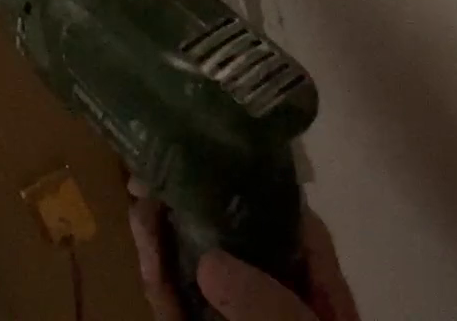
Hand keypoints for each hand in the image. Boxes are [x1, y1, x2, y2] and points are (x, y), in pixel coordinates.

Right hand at [127, 181, 359, 320]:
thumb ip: (269, 310)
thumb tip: (209, 261)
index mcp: (314, 288)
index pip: (288, 220)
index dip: (250, 181)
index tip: (205, 151)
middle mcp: (273, 292)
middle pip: (230, 233)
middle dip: (188, 202)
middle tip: (152, 177)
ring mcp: (233, 315)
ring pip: (195, 261)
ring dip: (165, 232)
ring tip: (141, 207)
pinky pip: (177, 301)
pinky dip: (159, 276)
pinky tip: (146, 256)